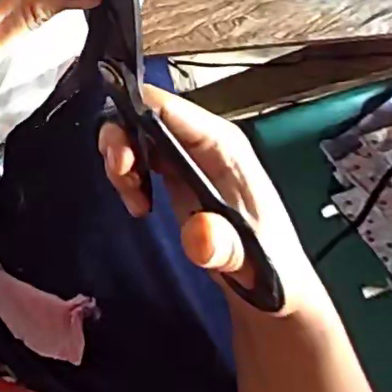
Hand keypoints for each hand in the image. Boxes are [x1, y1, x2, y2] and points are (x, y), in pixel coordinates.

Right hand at [99, 82, 327, 316]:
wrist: (271, 286)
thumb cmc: (267, 268)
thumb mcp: (251, 262)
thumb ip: (224, 246)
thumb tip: (197, 233)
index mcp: (221, 142)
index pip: (164, 105)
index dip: (132, 119)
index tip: (122, 158)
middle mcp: (200, 137)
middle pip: (141, 111)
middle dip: (120, 140)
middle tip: (123, 177)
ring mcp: (186, 150)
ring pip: (132, 129)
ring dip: (120, 160)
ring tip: (133, 197)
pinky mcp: (173, 165)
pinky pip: (135, 151)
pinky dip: (125, 173)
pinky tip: (139, 202)